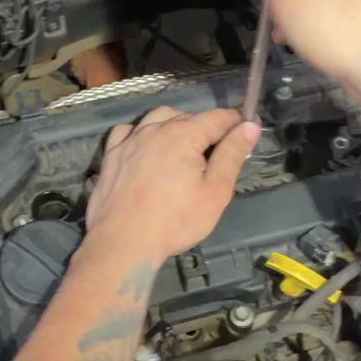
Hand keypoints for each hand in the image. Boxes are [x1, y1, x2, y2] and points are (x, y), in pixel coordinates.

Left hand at [85, 106, 259, 260]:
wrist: (123, 243)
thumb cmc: (175, 222)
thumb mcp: (215, 192)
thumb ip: (232, 155)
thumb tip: (250, 126)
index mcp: (183, 135)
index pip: (217, 118)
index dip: (235, 125)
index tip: (245, 136)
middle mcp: (154, 129)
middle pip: (187, 116)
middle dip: (205, 129)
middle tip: (214, 154)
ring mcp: (129, 141)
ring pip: (156, 118)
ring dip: (174, 125)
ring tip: (182, 149)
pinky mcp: (111, 155)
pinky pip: (128, 131)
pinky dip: (142, 133)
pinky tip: (146, 148)